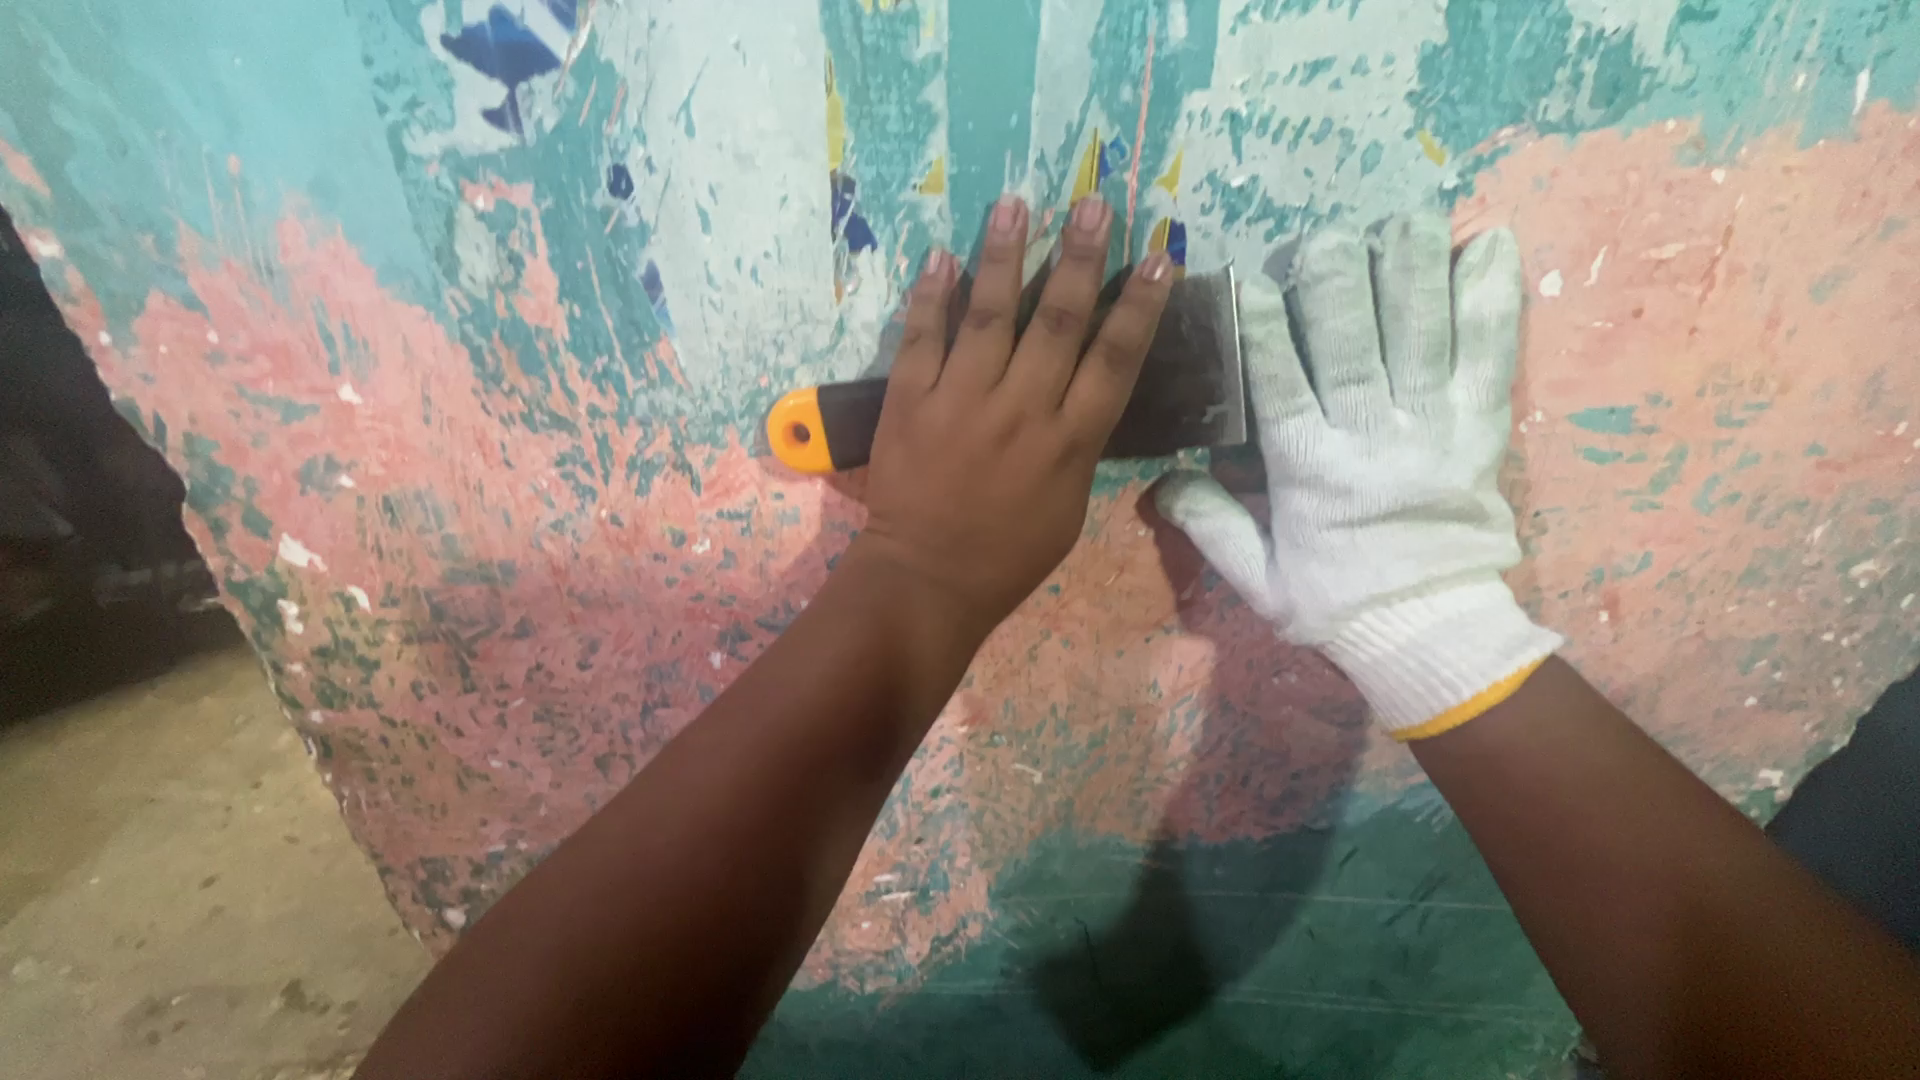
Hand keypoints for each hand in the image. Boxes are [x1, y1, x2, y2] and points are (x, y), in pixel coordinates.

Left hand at [849, 194, 1174, 639]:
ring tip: (1015, 203)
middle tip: (1092, 203)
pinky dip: (930, 296)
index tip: (1159, 254)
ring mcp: (961, 401)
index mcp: (1069, 442)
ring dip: (1004, 255)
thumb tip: (1082, 396)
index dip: (1140, 304)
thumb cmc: (1006, 557)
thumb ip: (1077, 447)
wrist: (927, 581)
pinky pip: (921, 339)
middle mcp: (1021, 409)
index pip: (1115, 358)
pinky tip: (941, 256)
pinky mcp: (910, 401)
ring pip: (988, 315)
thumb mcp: (1067, 509)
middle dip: (1079, 258)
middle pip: (1057, 321)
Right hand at [1155, 213, 1560, 738]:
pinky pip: (1492, 352)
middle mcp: (1371, 435)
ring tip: (1402, 219)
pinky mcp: (1482, 427)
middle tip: (1323, 236)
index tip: (1246, 282)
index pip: (1279, 385)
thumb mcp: (1257, 579)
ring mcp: (1434, 425)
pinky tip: (1492, 241)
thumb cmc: (1335, 601)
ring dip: (1412, 271)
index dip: (1260, 330)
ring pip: (1421, 333)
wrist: (1429, 632)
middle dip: (1336, 285)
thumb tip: (1157, 483)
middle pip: (1351, 346)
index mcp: (1310, 470)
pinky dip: (1493, 296)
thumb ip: (1209, 526)